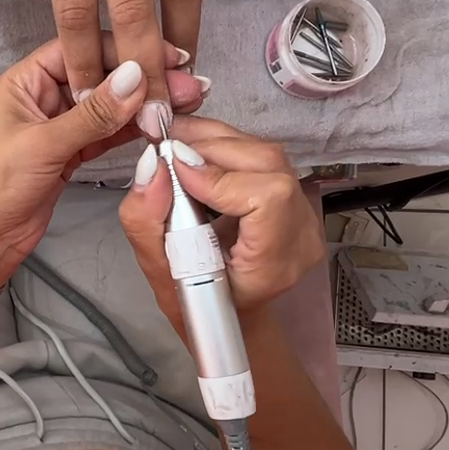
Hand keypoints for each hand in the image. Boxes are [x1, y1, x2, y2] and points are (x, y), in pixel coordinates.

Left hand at [0, 34, 205, 288]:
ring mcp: (59, 126)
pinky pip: (107, 133)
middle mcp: (43, 96)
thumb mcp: (43, 145)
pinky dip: (132, 130)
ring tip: (186, 101)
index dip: (123, 49)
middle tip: (187, 83)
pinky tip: (159, 124)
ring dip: (144, 105)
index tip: (165, 55)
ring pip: (108, 106)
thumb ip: (92, 113)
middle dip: (142, 78)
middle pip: (100, 76)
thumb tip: (135, 76)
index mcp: (25, 81)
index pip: (80, 48)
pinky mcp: (70, 153)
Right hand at [118, 117, 324, 332]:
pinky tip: (192, 150)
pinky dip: (222, 144)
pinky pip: (262, 156)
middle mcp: (300, 234)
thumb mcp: (155, 272)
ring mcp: (303, 212)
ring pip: (265, 152)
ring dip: (214, 140)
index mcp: (273, 264)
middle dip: (210, 147)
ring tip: (173, 146)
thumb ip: (145, 221)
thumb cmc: (193, 300)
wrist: (223, 309)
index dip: (218, 175)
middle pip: (267, 163)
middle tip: (164, 150)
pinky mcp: (293, 195)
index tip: (173, 168)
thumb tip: (152, 164)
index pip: (266, 197)